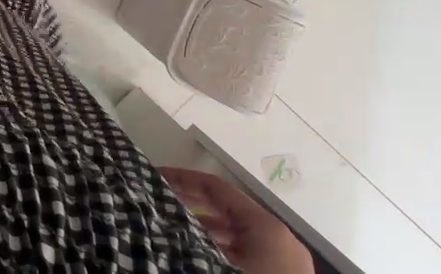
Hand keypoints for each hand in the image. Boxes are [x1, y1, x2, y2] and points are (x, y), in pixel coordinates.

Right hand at [160, 168, 313, 273]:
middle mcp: (281, 239)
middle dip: (193, 202)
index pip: (218, 189)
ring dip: (208, 228)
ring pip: (241, 233)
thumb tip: (152, 227)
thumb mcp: (213, 263)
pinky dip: (225, 248)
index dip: (183, 179)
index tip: (154, 177)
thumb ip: (186, 242)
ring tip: (175, 229)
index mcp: (266, 227)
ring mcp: (288, 262)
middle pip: (230, 209)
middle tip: (159, 200)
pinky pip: (252, 253)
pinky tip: (204, 255)